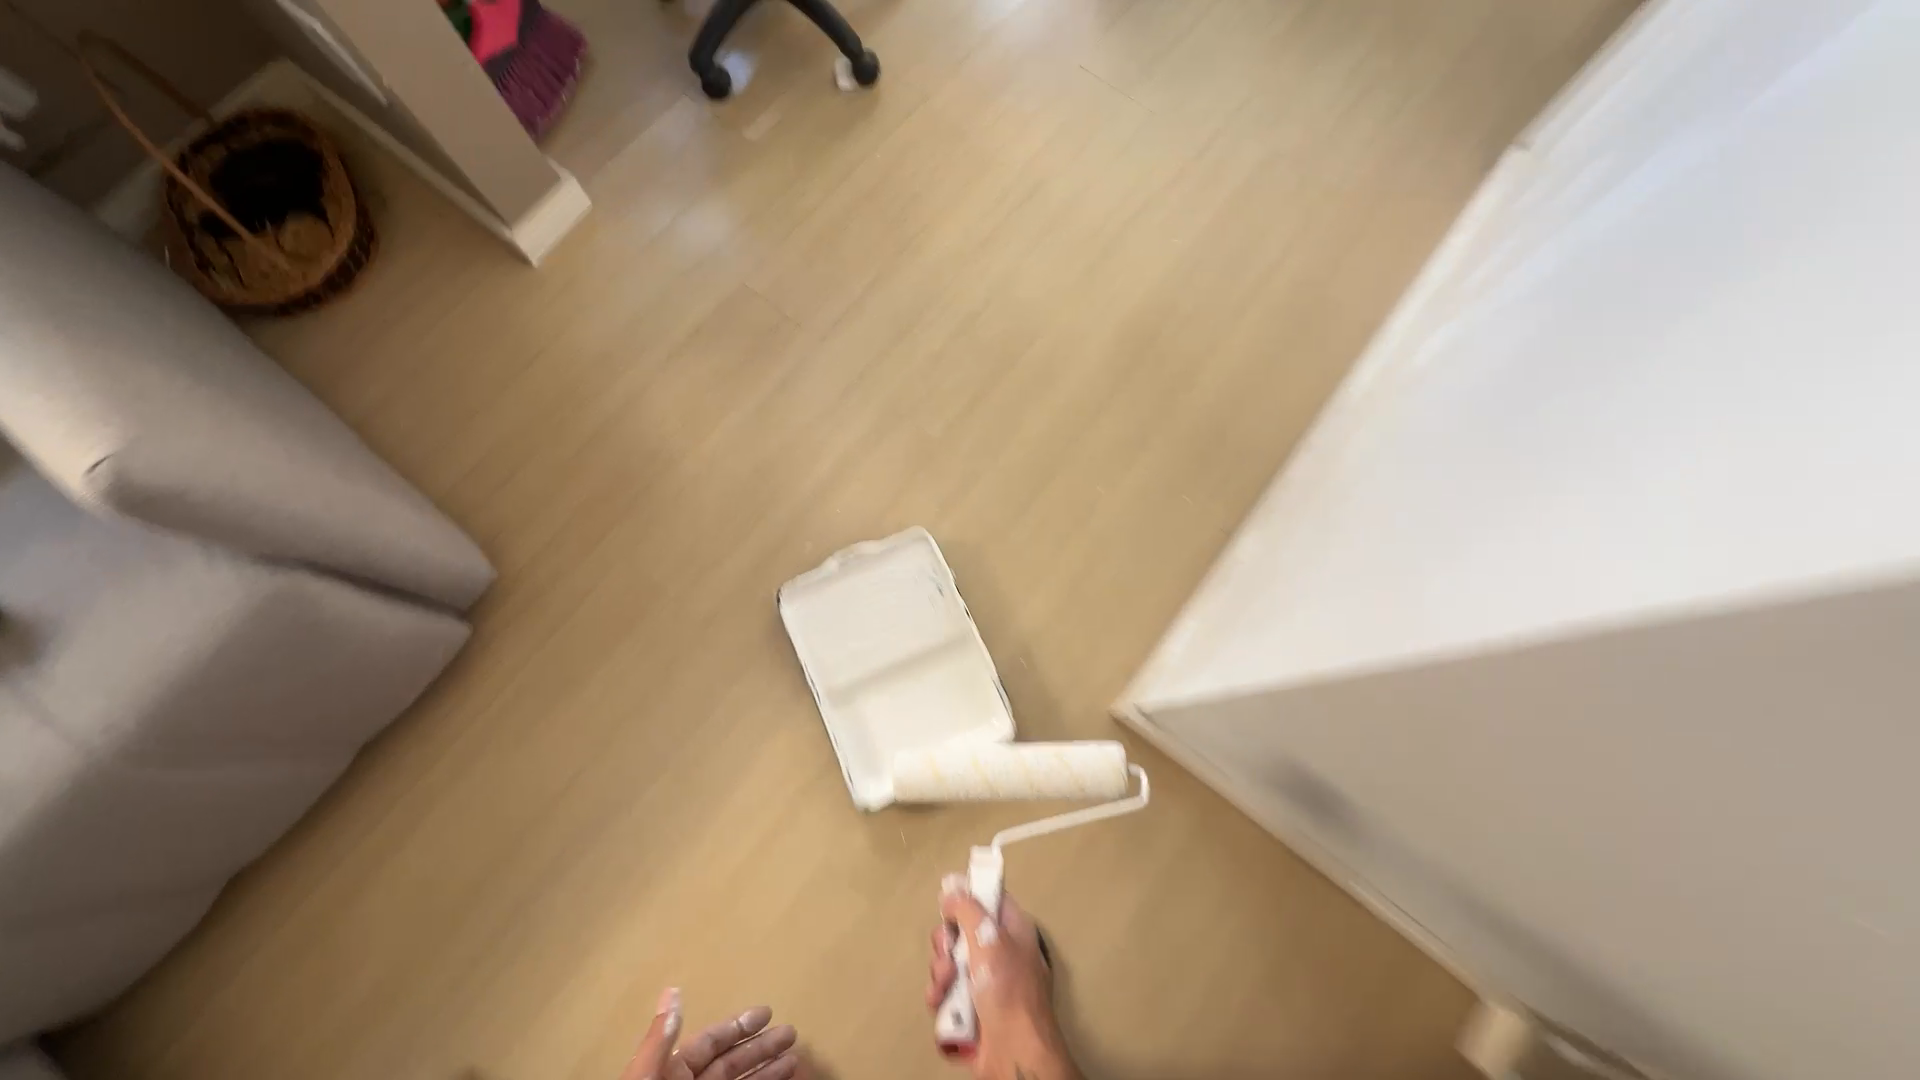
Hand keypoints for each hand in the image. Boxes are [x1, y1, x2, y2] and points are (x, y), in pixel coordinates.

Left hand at [621, 988, 803, 1079]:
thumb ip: (659, 1042)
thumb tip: (673, 990)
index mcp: (669, 1076)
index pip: (710, 1044)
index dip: (738, 1026)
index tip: (767, 1012)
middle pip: (731, 1066)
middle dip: (761, 1048)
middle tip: (793, 1033)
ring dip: (768, 1075)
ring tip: (795, 1062)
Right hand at [927, 884, 1081, 1079]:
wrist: (1014, 1052)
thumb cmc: (1007, 989)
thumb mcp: (988, 937)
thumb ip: (967, 908)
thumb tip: (950, 891)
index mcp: (1013, 931)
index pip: (990, 900)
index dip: (968, 897)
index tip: (947, 904)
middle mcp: (1000, 953)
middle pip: (961, 933)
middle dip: (945, 946)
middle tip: (949, 959)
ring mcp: (986, 984)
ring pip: (949, 965)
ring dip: (940, 976)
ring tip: (945, 989)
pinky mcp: (972, 1010)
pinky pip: (947, 994)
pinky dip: (940, 998)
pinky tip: (940, 1006)